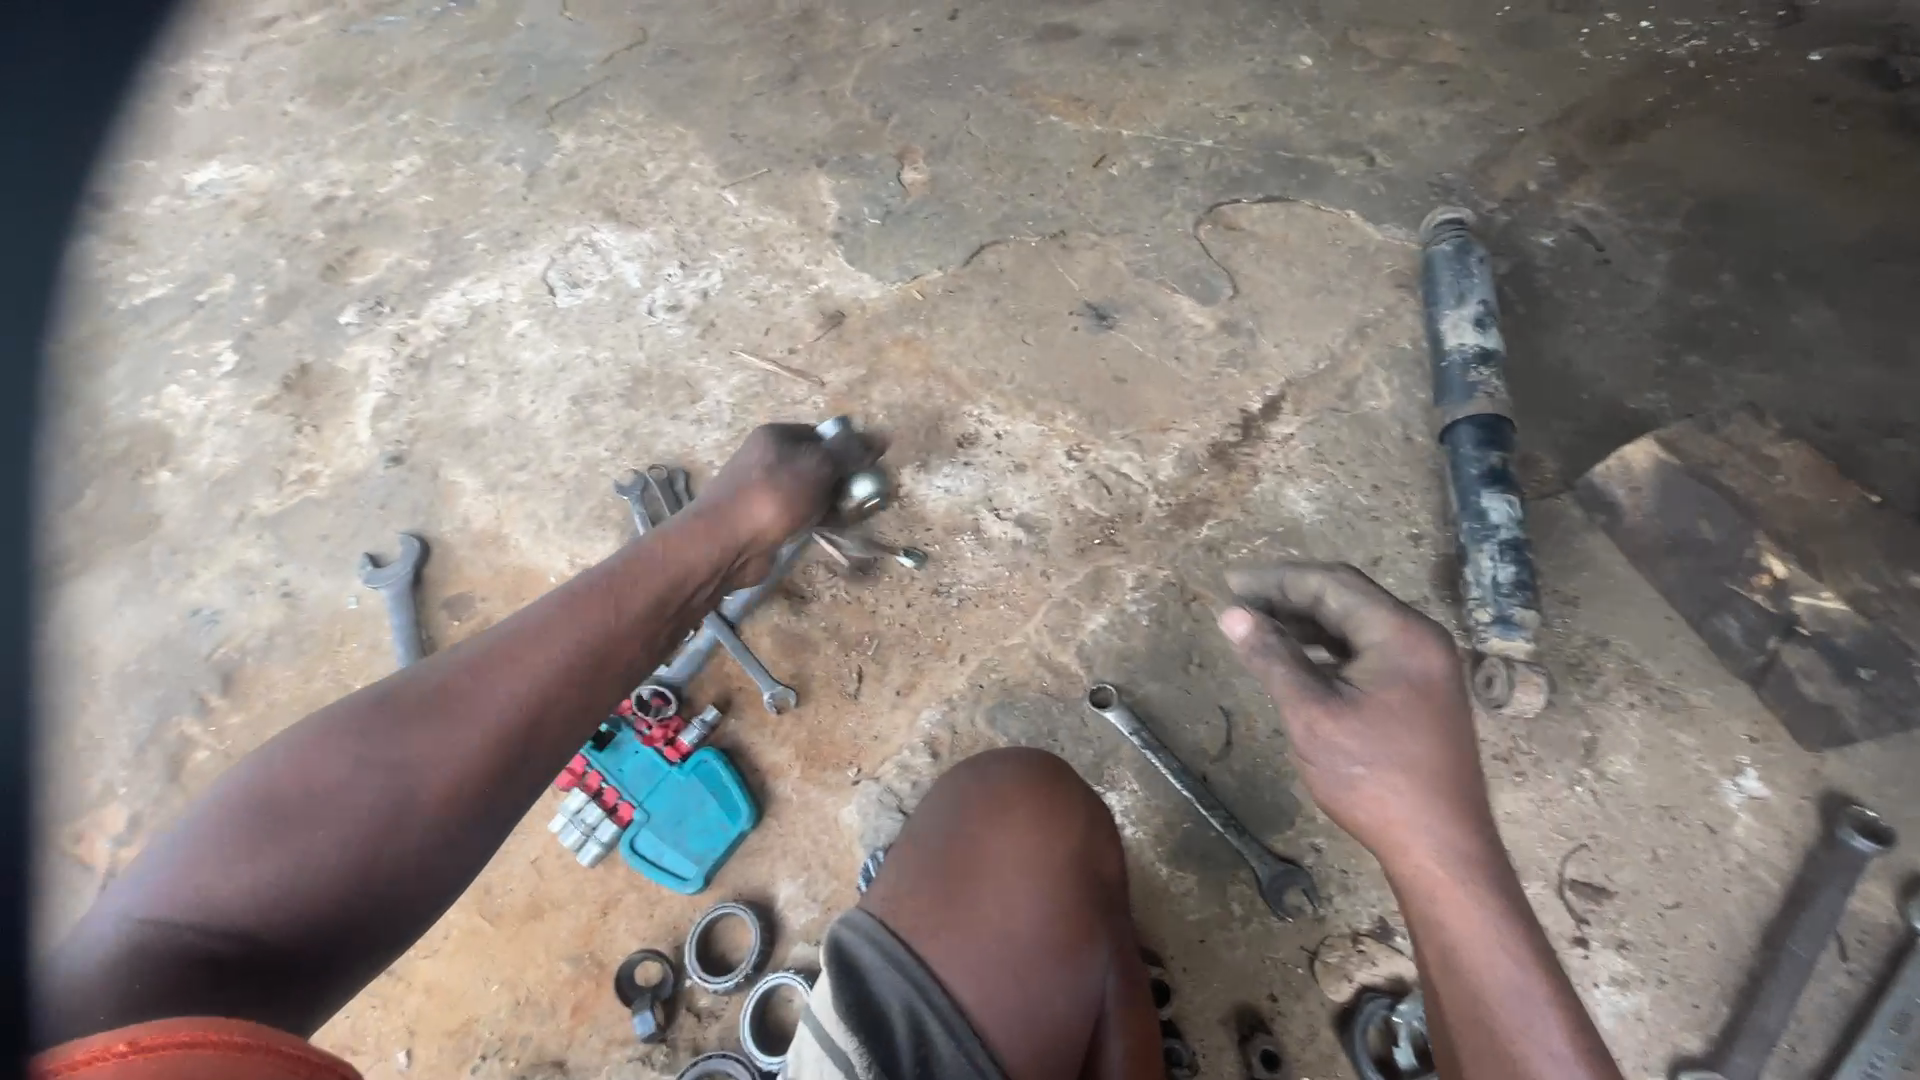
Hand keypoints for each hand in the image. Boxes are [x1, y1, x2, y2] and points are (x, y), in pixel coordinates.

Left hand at [685, 422, 880, 586]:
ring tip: (857, 514)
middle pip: (819, 463)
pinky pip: (802, 513)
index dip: (849, 449)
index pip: (823, 435)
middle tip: (867, 496)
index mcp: (777, 436)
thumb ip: (850, 452)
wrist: (727, 542)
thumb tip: (882, 438)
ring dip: (835, 502)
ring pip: (812, 491)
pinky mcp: (767, 519)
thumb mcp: (818, 465)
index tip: (870, 469)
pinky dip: (819, 519)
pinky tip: (835, 528)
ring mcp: (767, 490)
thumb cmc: (774, 495)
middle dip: (845, 479)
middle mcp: (769, 458)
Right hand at [1216, 562, 1497, 874]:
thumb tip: (1232, 615)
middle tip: (1238, 602)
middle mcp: (1419, 639)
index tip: (1231, 583)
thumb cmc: (1372, 776)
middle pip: (1345, 598)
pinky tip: (1295, 658)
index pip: (1331, 584)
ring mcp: (1423, 666)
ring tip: (1257, 627)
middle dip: (1288, 596)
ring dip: (1304, 621)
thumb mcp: (1311, 713)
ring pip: (1354, 625)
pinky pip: (1364, 651)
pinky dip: (1325, 647)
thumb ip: (1272, 657)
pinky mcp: (1417, 692)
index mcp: (1401, 634)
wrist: (1439, 845)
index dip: (1276, 579)